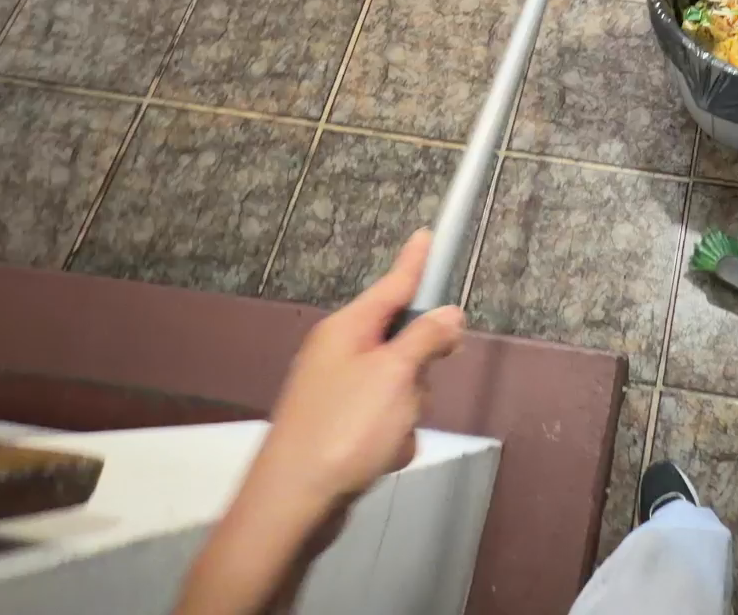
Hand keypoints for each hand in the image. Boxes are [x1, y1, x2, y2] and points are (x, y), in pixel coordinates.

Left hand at [174, 230, 465, 614]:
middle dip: (421, 365)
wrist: (289, 506)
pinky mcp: (338, 425)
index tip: (426, 232)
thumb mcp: (396, 376)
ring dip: (409, 406)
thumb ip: (426, 339)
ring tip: (392, 432)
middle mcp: (341, 352)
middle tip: (418, 385)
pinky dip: (392, 433)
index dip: (416, 261)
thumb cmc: (345, 428)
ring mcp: (337, 390)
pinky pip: (384, 415)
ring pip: (400, 381)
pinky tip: (382, 455)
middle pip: (404, 337)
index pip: (394, 284)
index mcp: (349, 329)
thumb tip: (448, 314)